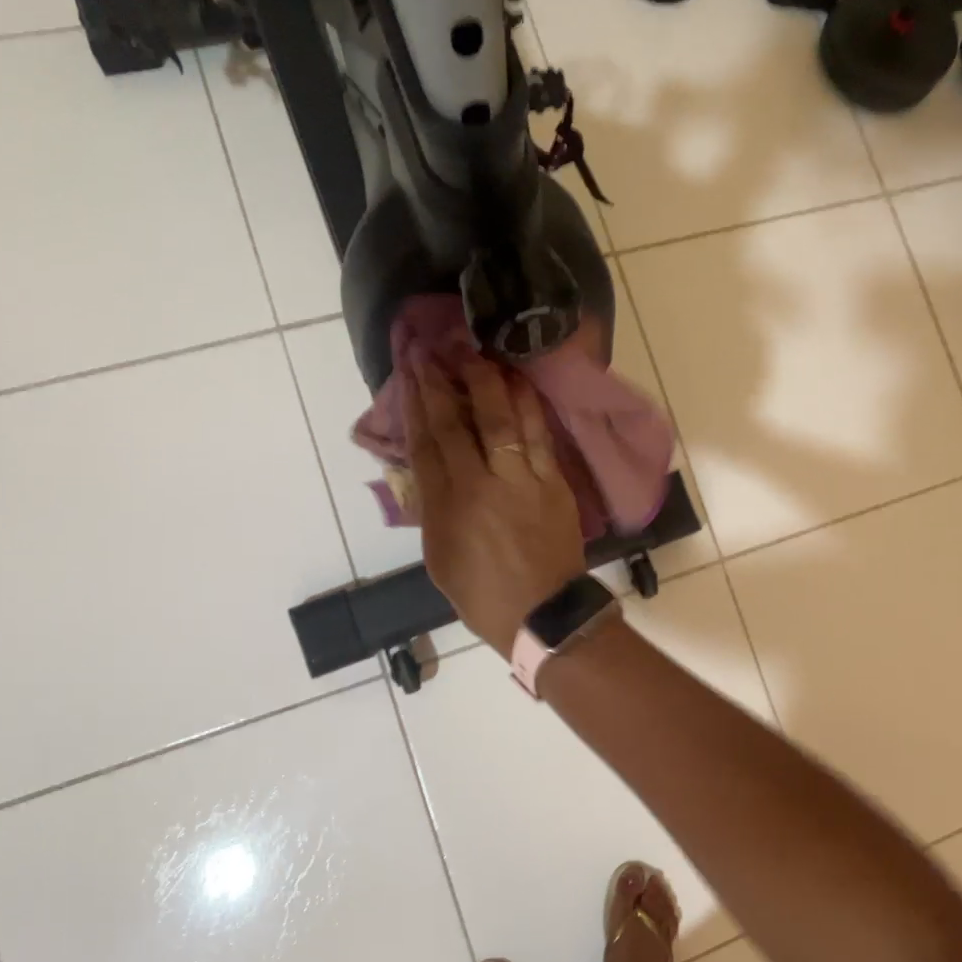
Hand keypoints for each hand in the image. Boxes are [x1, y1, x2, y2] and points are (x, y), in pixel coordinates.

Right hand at [405, 349, 585, 657]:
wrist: (543, 614)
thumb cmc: (484, 595)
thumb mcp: (439, 558)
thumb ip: (432, 508)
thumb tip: (428, 467)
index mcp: (446, 506)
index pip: (425, 441)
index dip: (416, 401)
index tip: (409, 369)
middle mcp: (480, 485)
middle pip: (456, 421)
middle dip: (441, 380)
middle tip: (431, 347)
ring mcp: (521, 480)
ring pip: (500, 418)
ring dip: (484, 379)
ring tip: (472, 350)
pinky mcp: (553, 481)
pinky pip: (538, 433)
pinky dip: (526, 403)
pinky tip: (516, 379)